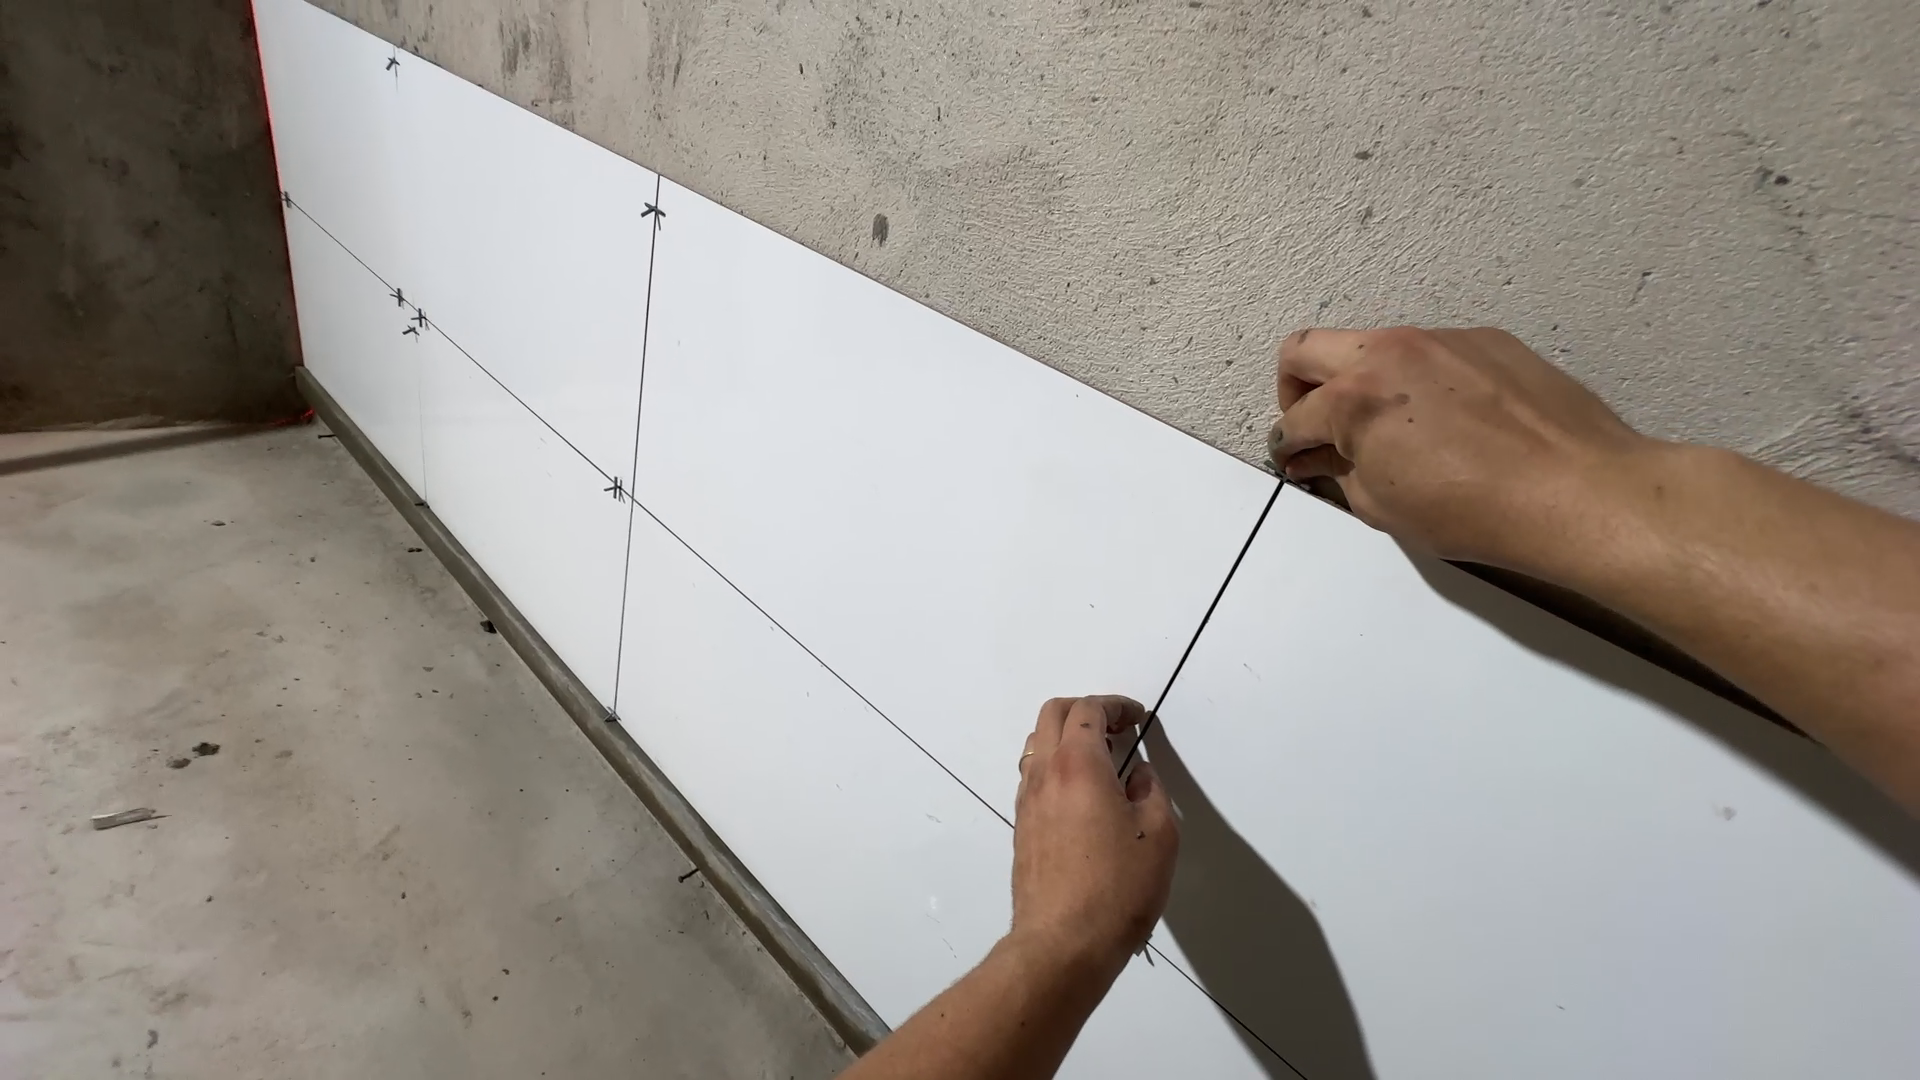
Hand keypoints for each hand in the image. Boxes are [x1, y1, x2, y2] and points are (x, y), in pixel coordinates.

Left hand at [1009, 697, 1177, 977]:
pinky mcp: (1021, 823)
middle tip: (1117, 727)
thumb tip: (1139, 774)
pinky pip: (1033, 772)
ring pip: (1038, 741)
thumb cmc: (1117, 888)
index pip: (1088, 710)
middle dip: (1086, 709)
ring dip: (1066, 734)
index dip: (1115, 704)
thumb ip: (1152, 792)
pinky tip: (1080, 790)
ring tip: (1099, 757)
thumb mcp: (1160, 836)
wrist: (1062, 943)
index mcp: (1079, 763)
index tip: (1137, 717)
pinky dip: (1055, 762)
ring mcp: (1027, 797)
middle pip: (1053, 712)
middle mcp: (1045, 771)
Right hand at [1267, 326, 1655, 572]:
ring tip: (1386, 426)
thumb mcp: (1380, 505)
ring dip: (1358, 380)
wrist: (1578, 493)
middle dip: (1294, 387)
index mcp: (1354, 398)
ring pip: (1369, 346)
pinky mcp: (1486, 342)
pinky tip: (1442, 419)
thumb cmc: (1474, 509)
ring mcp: (1441, 340)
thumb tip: (1319, 459)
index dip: (1287, 447)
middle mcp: (1390, 354)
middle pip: (1304, 349)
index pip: (1294, 419)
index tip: (1296, 460)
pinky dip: (1414, 379)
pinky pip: (1427, 351)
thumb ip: (1337, 471)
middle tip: (1315, 423)